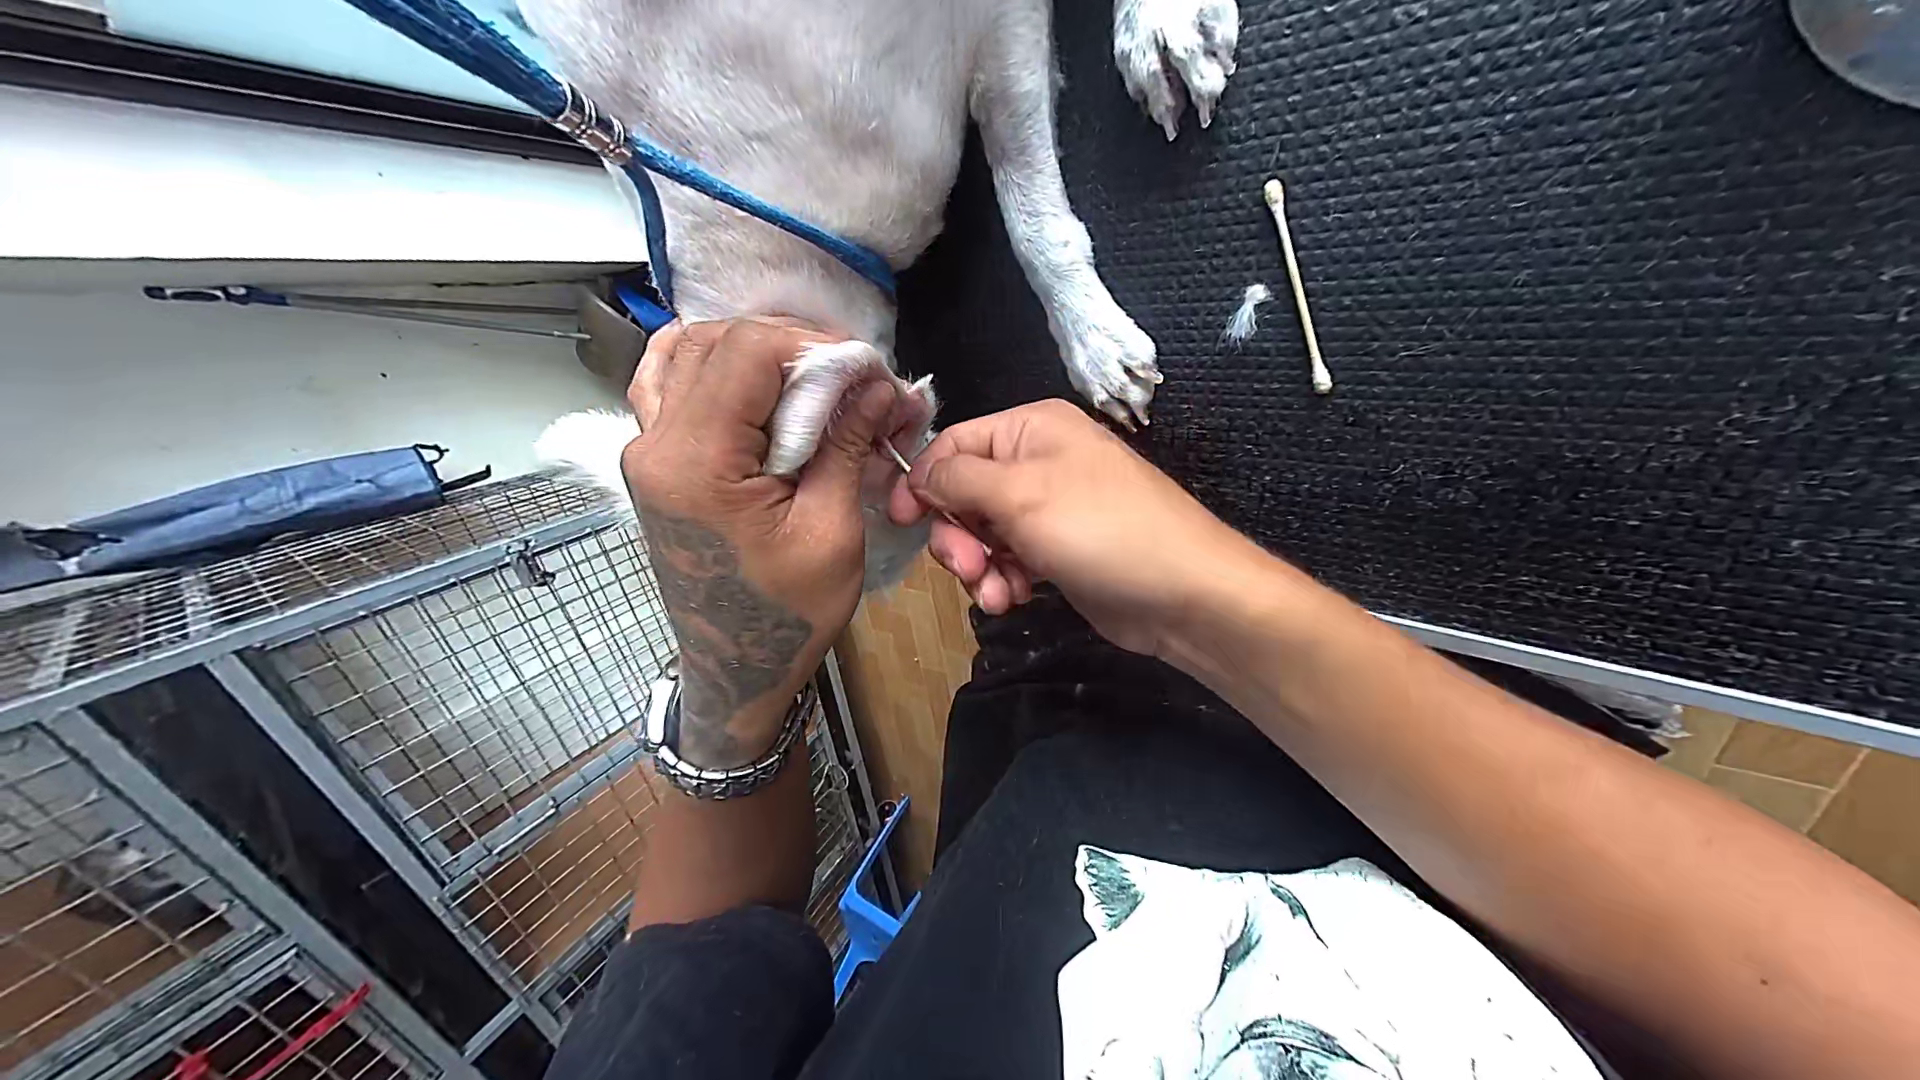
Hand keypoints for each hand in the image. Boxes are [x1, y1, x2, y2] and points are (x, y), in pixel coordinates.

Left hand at [622, 320, 896, 766]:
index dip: (814, 346)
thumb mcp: (832, 530)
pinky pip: (669, 384)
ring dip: (756, 354)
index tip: (866, 373)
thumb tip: (879, 383)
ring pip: (688, 353)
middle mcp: (655, 443)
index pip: (748, 352)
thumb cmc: (789, 612)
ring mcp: (646, 450)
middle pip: (717, 342)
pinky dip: (714, 368)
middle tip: (849, 380)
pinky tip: (752, 384)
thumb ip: (846, 444)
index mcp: (697, 462)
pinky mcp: (655, 461)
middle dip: (793, 348)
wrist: (738, 666)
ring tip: (809, 382)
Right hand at [887, 399, 1271, 660]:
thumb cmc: (1099, 529)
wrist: (1183, 594)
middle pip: (963, 493)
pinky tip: (1014, 599)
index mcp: (1030, 428)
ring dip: (978, 567)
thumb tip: (917, 476)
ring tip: (997, 593)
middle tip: (967, 568)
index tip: (901, 522)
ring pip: (981, 533)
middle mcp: (1036, 462)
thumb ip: (956, 479)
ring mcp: (1047, 509)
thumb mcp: (1019, 495)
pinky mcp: (1055, 551)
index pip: (953, 444)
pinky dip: (1002, 580)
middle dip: (957, 536)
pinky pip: (1007, 560)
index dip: (923, 482)